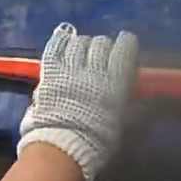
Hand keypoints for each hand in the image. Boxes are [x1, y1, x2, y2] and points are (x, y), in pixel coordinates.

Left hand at [18, 24, 139, 180]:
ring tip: (82, 49)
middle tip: (101, 52)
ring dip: (82, 44)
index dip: (126, 43)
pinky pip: (55, 48)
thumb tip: (130, 92)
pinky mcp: (50, 72)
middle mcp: (94, 71)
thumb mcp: (122, 121)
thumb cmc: (97, 141)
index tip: (126, 41)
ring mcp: (70, 69)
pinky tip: (64, 34)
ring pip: (79, 43)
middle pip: (101, 44)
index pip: (124, 51)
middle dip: (103, 45)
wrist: (63, 146)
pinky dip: (60, 39)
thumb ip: (125, 102)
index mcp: (116, 83)